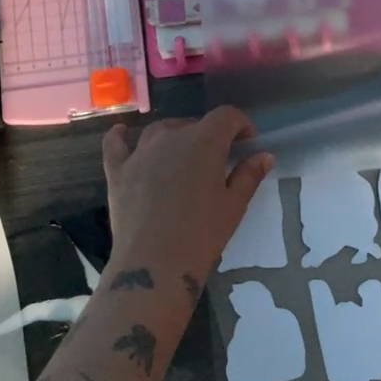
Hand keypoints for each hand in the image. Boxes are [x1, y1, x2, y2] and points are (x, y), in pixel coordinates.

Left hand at [103, 107, 275, 279]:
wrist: (154, 263)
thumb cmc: (202, 233)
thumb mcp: (234, 205)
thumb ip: (249, 175)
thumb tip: (264, 155)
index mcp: (204, 142)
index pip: (226, 116)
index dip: (240, 124)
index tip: (247, 143)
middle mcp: (170, 137)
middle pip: (194, 123)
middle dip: (210, 135)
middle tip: (218, 161)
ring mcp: (140, 152)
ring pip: (160, 130)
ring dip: (176, 135)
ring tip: (183, 155)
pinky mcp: (118, 171)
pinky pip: (116, 144)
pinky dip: (121, 136)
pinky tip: (122, 133)